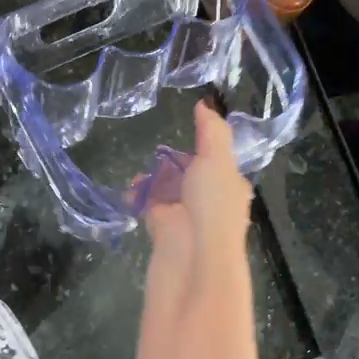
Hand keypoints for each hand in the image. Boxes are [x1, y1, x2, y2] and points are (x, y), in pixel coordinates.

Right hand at [139, 101, 252, 300]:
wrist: (190, 255)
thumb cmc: (211, 205)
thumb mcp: (217, 160)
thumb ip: (210, 133)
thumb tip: (204, 104)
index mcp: (229, 184)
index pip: (217, 160)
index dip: (204, 145)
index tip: (188, 126)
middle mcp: (208, 200)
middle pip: (190, 174)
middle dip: (173, 162)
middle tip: (157, 149)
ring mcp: (183, 215)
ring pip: (167, 190)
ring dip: (153, 179)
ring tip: (138, 172)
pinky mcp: (160, 228)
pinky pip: (148, 206)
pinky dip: (138, 197)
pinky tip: (130, 189)